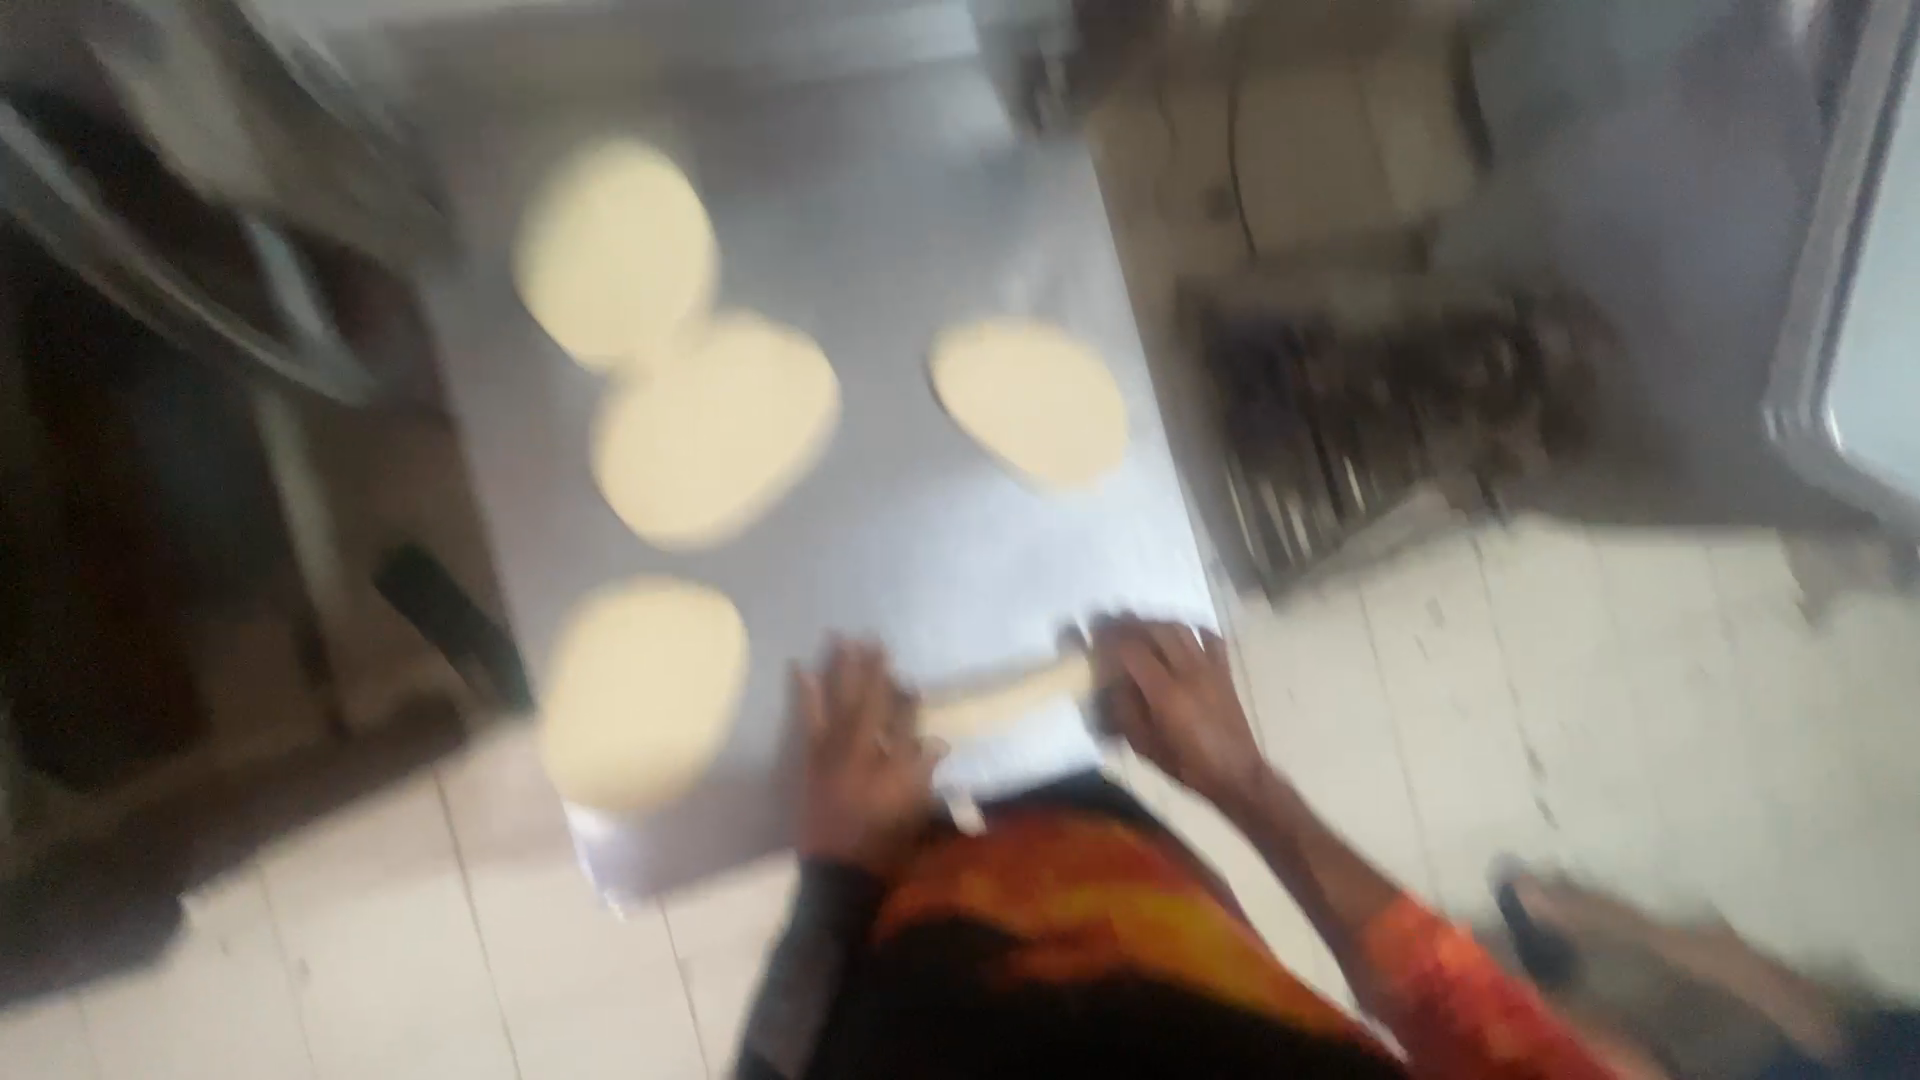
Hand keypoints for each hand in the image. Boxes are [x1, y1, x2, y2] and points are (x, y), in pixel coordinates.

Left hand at [794, 640, 946, 876]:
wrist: (836, 877)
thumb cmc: (882, 845)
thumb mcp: (913, 812)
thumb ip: (923, 772)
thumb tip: (938, 741)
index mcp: (887, 764)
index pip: (902, 721)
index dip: (907, 700)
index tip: (910, 679)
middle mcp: (859, 752)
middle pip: (868, 703)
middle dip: (873, 671)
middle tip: (873, 639)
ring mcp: (831, 754)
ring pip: (838, 703)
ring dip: (840, 670)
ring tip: (839, 639)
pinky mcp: (811, 761)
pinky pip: (809, 720)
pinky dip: (807, 695)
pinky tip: (802, 671)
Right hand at [1093, 617, 1268, 810]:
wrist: (1236, 773)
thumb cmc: (1186, 764)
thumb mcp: (1144, 745)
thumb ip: (1124, 710)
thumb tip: (1110, 683)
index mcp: (1164, 692)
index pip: (1131, 650)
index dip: (1109, 639)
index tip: (1093, 634)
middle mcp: (1187, 672)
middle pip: (1155, 630)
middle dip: (1128, 622)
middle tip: (1109, 622)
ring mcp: (1209, 668)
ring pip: (1180, 628)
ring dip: (1155, 622)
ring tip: (1138, 625)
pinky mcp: (1224, 671)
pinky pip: (1209, 638)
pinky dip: (1192, 629)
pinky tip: (1180, 633)